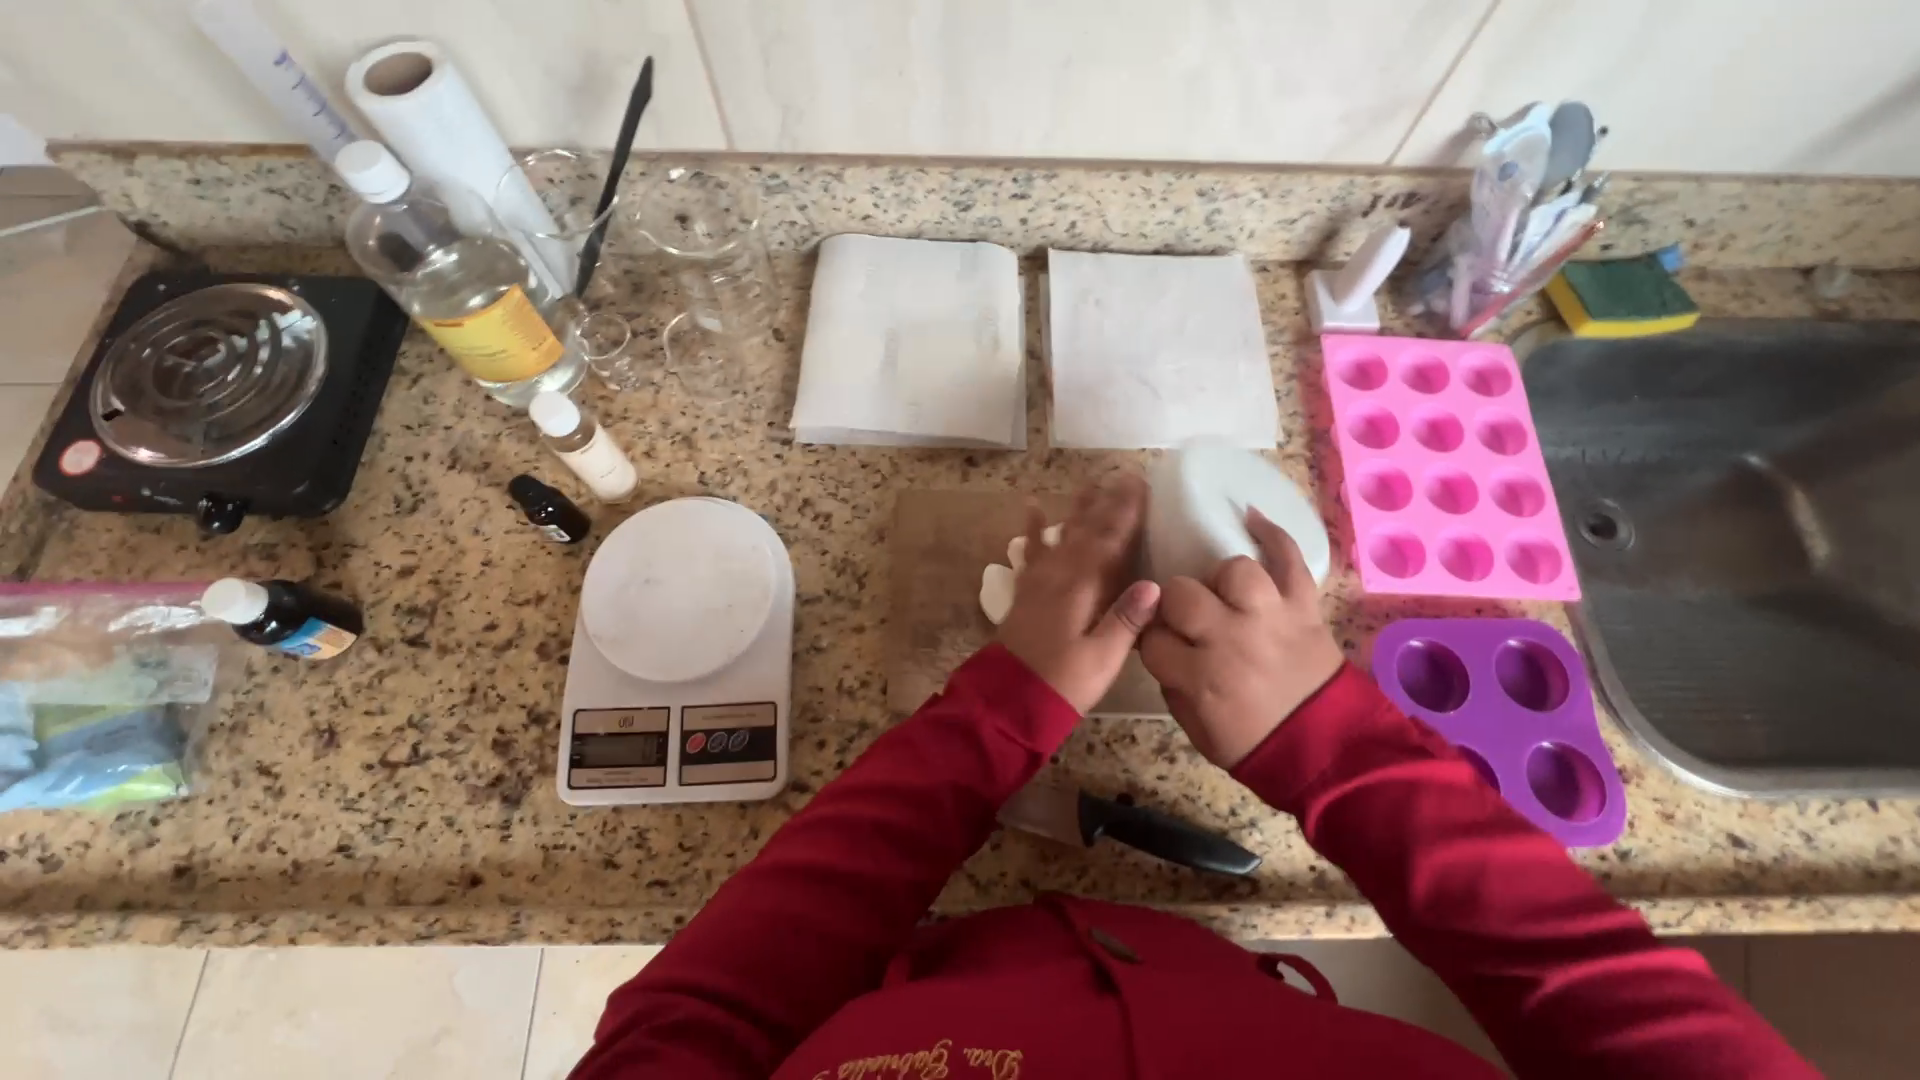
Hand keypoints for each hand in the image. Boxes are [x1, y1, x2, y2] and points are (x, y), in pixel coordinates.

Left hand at [998, 476, 1161, 713]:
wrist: (1009, 699)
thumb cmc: (1064, 683)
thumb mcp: (1102, 658)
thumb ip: (1126, 621)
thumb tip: (1155, 584)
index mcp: (1082, 590)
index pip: (1110, 542)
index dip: (1126, 513)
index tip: (1140, 486)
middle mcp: (1059, 576)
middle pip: (1086, 532)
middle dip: (1106, 503)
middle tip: (1121, 476)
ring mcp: (1038, 582)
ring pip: (1061, 536)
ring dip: (1076, 510)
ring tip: (1089, 485)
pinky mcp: (1025, 593)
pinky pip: (1030, 552)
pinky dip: (1032, 530)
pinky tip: (1032, 508)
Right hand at [1139, 508, 1344, 768]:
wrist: (1326, 752)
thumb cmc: (1254, 744)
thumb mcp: (1195, 728)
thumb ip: (1172, 684)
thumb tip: (1164, 648)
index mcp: (1199, 676)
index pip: (1152, 638)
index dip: (1153, 641)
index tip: (1162, 648)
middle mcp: (1230, 638)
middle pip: (1180, 593)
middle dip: (1175, 606)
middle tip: (1189, 621)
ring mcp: (1270, 618)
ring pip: (1233, 570)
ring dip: (1221, 581)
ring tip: (1225, 594)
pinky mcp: (1304, 608)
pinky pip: (1289, 559)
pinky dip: (1272, 535)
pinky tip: (1250, 517)